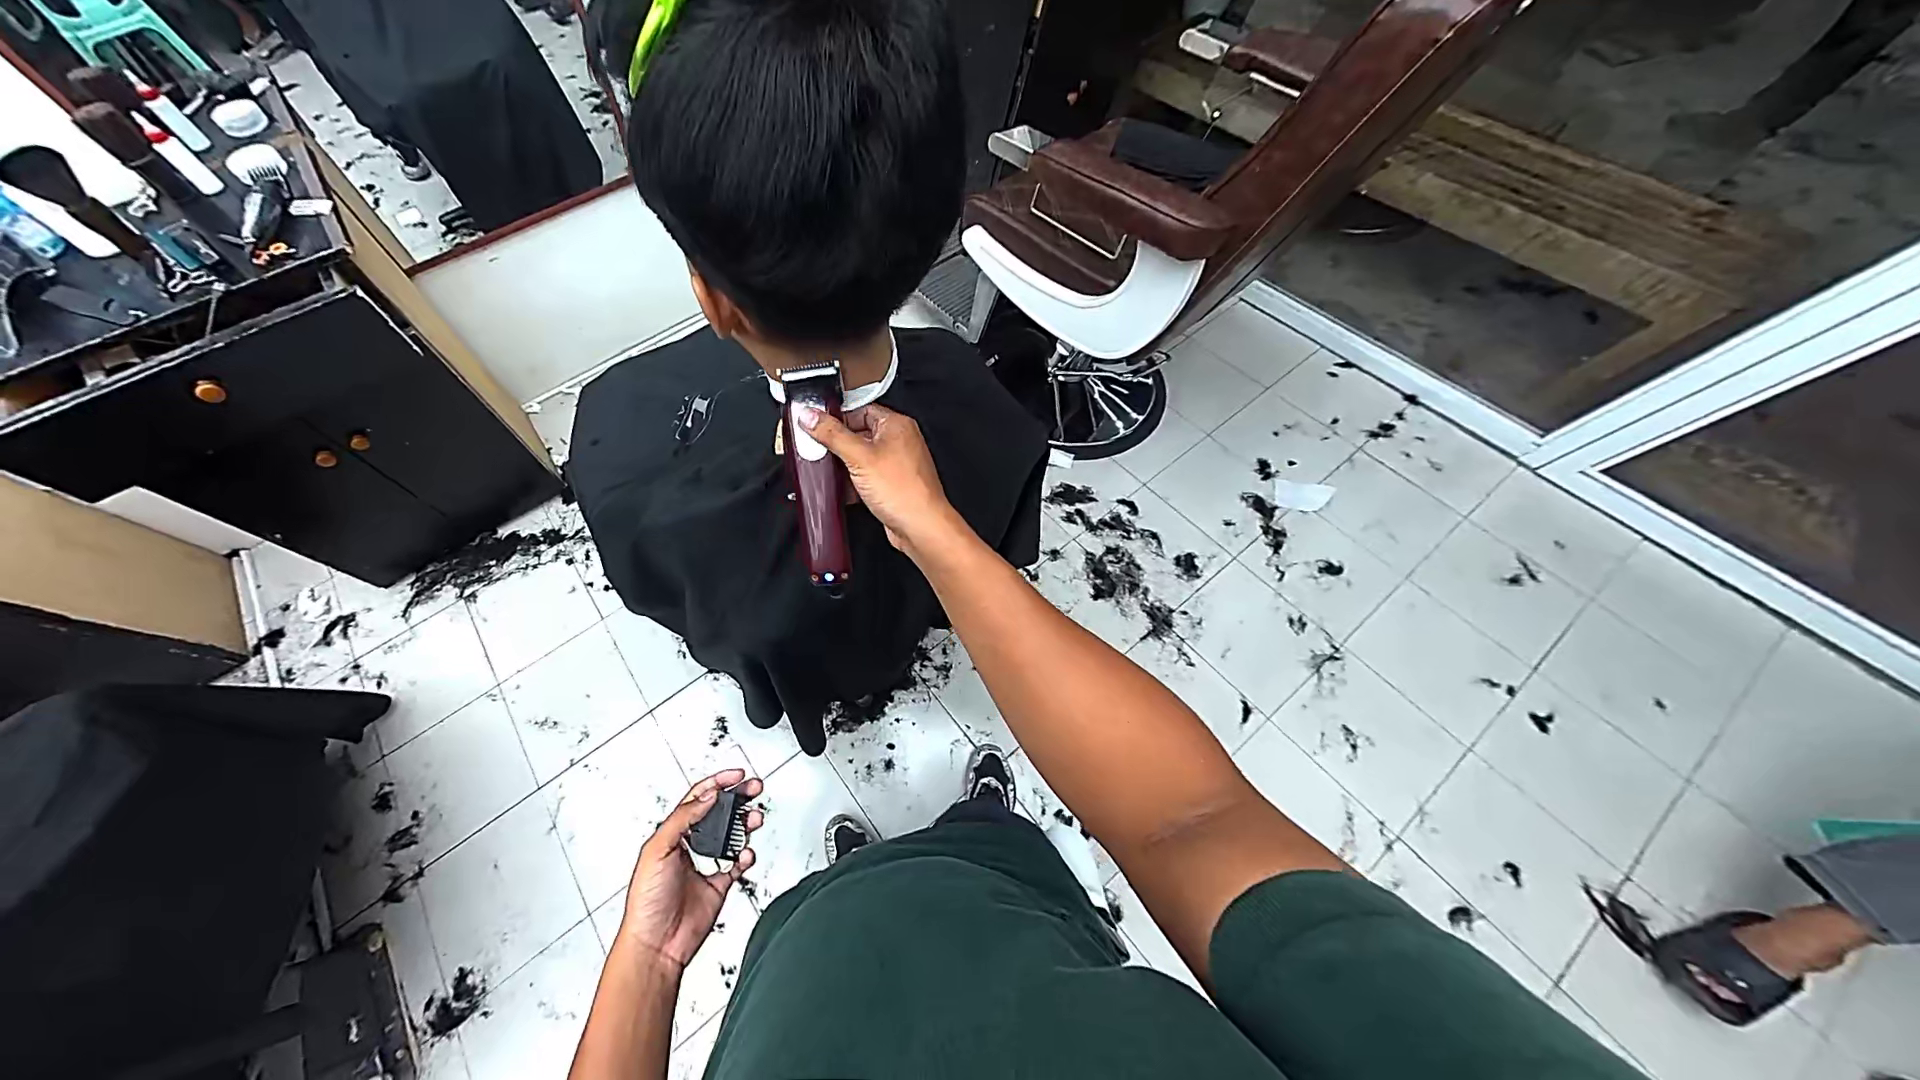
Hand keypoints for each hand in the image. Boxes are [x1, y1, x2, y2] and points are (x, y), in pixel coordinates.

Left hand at [617, 770, 763, 970]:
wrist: (656, 944)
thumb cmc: (645, 903)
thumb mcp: (657, 850)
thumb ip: (683, 819)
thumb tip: (708, 797)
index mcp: (673, 834)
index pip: (698, 798)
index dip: (718, 783)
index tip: (736, 776)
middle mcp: (691, 846)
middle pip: (720, 812)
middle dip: (739, 797)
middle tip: (754, 788)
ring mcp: (706, 864)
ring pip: (733, 834)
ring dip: (746, 824)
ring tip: (755, 819)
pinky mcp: (719, 884)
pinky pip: (739, 864)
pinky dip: (747, 856)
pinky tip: (746, 854)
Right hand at [797, 403, 963, 552]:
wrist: (920, 527)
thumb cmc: (905, 492)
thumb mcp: (859, 457)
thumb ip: (832, 434)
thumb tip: (811, 416)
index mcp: (897, 424)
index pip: (860, 408)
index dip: (837, 416)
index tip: (817, 424)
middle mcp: (900, 441)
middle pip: (858, 432)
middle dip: (838, 444)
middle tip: (822, 450)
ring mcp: (896, 463)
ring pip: (861, 456)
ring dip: (845, 465)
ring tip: (835, 471)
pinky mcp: (891, 483)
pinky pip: (866, 476)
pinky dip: (853, 481)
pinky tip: (845, 488)